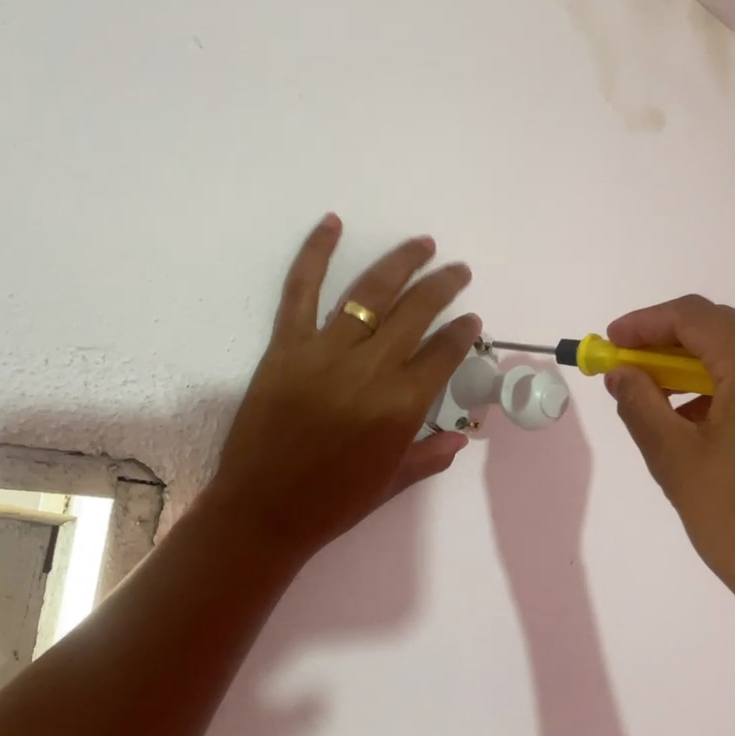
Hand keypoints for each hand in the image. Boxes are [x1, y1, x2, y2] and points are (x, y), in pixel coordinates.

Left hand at [205, 214, 480, 557]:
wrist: (262, 512)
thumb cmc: (332, 504)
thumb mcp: (390, 483)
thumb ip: (429, 455)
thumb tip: (461, 437)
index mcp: (401, 406)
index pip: (444, 354)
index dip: (463, 333)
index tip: (472, 320)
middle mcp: (370, 370)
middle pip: (417, 313)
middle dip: (443, 286)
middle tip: (458, 271)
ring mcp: (325, 353)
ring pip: (370, 293)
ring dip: (401, 262)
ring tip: (423, 245)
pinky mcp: (285, 347)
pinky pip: (301, 290)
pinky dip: (315, 253)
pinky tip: (332, 223)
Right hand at [603, 295, 734, 643]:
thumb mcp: (676, 460)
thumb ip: (641, 404)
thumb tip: (622, 373)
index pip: (695, 316)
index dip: (645, 323)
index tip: (609, 343)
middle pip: (724, 330)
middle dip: (669, 345)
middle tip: (625, 373)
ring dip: (697, 370)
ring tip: (654, 403)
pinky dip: (727, 391)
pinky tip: (698, 425)